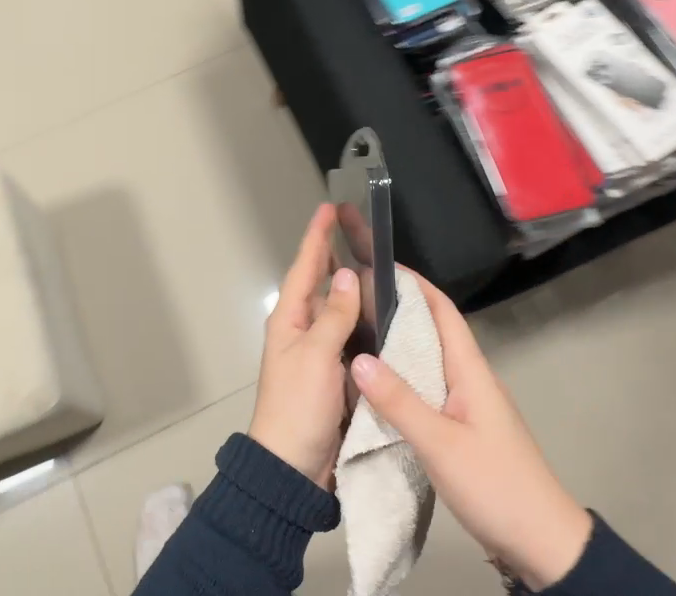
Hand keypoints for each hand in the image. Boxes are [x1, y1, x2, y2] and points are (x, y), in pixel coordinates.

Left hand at [248, 204, 362, 488]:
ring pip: (338, 310)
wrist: (292, 468)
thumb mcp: (316, 357)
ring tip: (379, 264)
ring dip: (354, 288)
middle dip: (336, 256)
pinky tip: (385, 314)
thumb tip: (344, 275)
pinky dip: (364, 322)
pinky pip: (351, 338)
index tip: (329, 208)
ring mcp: (319, 354)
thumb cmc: (298, 406)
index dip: (317, 237)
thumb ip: (333, 316)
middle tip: (360, 230)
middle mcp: (302, 330)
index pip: (305, 268)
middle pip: (320, 284)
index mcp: (290, 320)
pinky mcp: (335, 376)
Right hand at [350, 273, 592, 588]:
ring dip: (398, 343)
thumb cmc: (495, 484)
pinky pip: (428, 389)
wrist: (543, 543)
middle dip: (399, 309)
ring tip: (357, 334)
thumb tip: (359, 356)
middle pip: (434, 331)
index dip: (415, 284)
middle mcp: (471, 380)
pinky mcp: (464, 431)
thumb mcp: (440, 443)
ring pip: (429, 361)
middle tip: (355, 298)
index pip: (443, 312)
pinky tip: (378, 387)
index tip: (379, 263)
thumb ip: (399, 401)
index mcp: (471, 372)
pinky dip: (403, 378)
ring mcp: (469, 407)